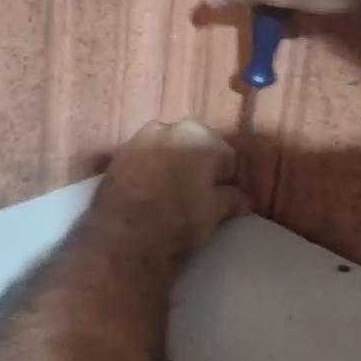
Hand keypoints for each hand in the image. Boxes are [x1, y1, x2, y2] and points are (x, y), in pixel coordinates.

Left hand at [91, 120, 248, 259]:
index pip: (226, 155)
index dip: (228, 177)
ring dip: (171, 164)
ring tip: (171, 192)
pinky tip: (149, 193)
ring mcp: (138, 139)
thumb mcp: (215, 211)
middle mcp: (168, 127)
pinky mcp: (116, 156)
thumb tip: (244, 199)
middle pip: (193, 145)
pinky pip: (142, 160)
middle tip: (199, 192)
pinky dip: (148, 171)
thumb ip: (232, 199)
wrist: (126, 233)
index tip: (226, 195)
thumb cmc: (181, 217)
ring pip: (165, 149)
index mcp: (200, 135)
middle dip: (198, 165)